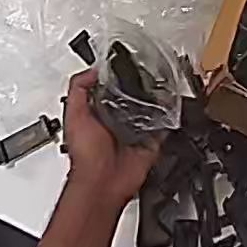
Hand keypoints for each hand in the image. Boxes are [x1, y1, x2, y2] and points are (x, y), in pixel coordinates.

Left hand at [61, 69, 160, 209]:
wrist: (103, 182)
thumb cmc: (86, 156)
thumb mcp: (74, 116)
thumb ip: (78, 91)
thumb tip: (92, 70)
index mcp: (100, 114)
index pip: (110, 89)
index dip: (117, 77)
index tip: (126, 64)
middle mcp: (118, 121)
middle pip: (133, 97)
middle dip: (141, 87)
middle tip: (151, 72)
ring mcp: (136, 131)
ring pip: (151, 110)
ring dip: (157, 100)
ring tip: (164, 84)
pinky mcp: (151, 141)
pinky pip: (164, 126)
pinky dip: (169, 117)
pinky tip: (171, 105)